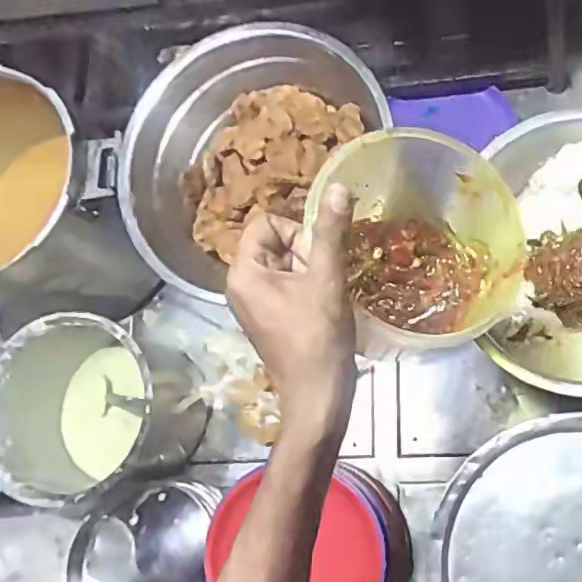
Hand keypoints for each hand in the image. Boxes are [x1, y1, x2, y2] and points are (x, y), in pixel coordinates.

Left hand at [227, 184, 356, 444]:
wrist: (319, 393)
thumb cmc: (319, 337)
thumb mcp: (327, 279)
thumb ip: (330, 233)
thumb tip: (340, 188)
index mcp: (243, 273)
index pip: (266, 225)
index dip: (299, 234)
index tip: (320, 260)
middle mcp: (241, 287)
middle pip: (277, 246)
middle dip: (309, 257)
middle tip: (327, 284)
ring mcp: (255, 307)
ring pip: (288, 270)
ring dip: (315, 275)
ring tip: (330, 300)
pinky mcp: (272, 323)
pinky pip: (290, 291)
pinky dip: (312, 293)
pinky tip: (328, 312)